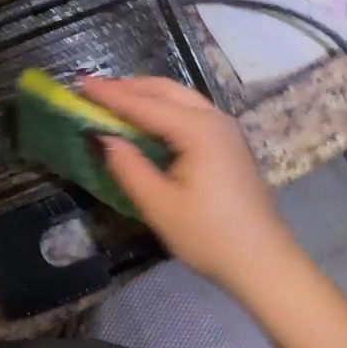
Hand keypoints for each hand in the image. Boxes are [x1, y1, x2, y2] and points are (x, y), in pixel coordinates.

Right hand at [82, 78, 302, 291]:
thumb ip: (128, 166)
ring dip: (147, 95)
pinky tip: (148, 120)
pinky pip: (190, 111)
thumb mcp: (160, 206)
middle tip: (95, 89)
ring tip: (115, 100)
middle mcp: (214, 119)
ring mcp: (226, 130)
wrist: (265, 263)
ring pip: (180, 98)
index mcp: (198, 130)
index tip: (81, 84)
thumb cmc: (210, 236)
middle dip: (129, 87)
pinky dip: (164, 108)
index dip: (111, 95)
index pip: (145, 104)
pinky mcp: (229, 144)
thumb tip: (102, 137)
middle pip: (166, 90)